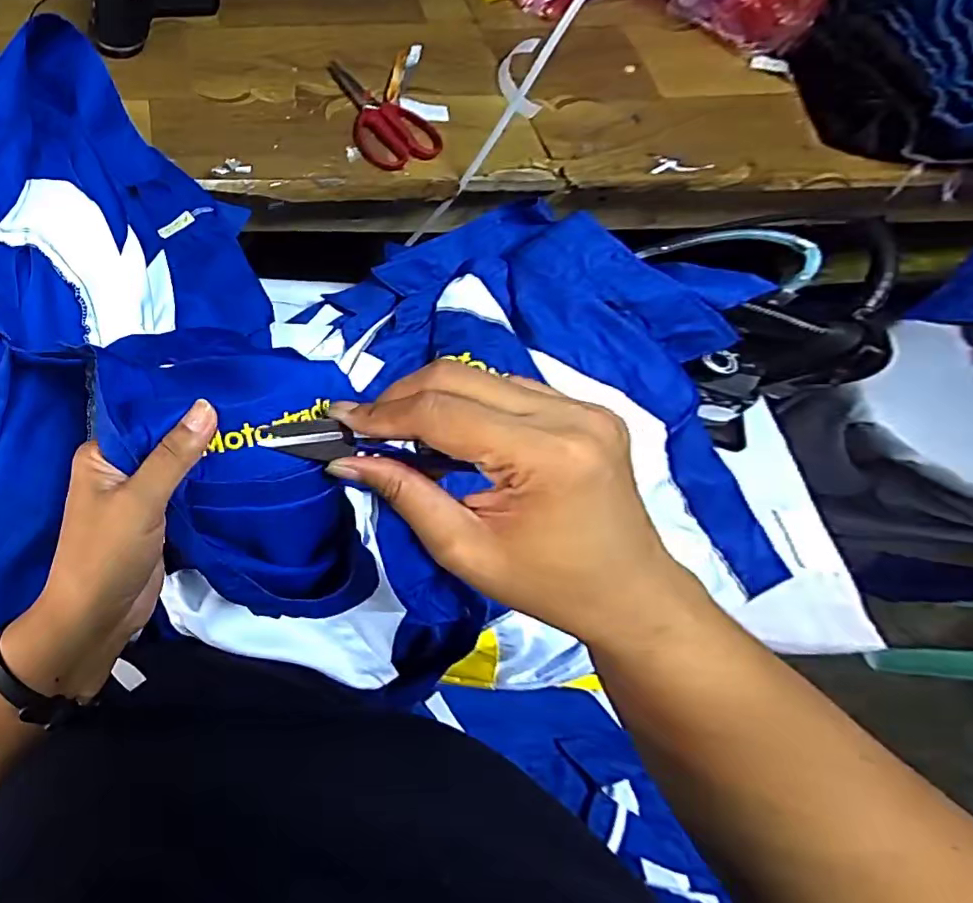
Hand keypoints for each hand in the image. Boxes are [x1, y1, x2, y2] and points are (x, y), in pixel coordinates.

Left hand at [1, 400, 216, 700]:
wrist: (96, 619)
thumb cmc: (107, 553)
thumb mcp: (141, 499)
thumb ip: (172, 455)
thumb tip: (205, 406)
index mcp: (99, 456)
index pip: (138, 417)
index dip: (173, 402)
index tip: (216, 383)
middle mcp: (114, 470)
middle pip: (157, 440)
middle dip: (192, 428)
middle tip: (243, 403)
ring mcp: (134, 496)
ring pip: (170, 466)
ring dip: (199, 455)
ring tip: (247, 427)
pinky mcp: (152, 519)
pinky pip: (178, 492)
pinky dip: (199, 482)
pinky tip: (232, 466)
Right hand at [324, 361, 705, 647]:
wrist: (633, 596)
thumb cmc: (549, 584)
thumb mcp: (462, 549)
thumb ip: (403, 494)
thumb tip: (346, 460)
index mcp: (547, 456)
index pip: (441, 413)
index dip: (382, 414)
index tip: (339, 421)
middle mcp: (570, 417)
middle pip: (455, 377)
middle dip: (397, 398)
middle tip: (362, 426)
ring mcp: (581, 407)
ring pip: (474, 375)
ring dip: (424, 396)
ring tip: (395, 429)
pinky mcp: (581, 408)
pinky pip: (499, 385)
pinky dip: (457, 400)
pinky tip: (441, 429)